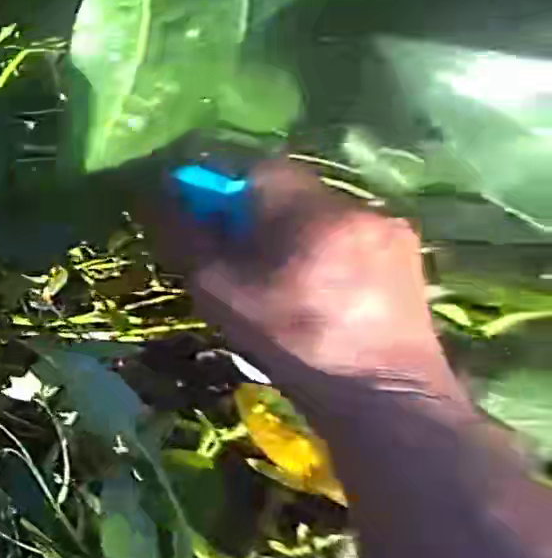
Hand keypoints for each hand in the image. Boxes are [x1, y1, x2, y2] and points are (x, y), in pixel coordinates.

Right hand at [164, 159, 462, 409]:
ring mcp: (388, 233)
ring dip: (276, 225)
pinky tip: (295, 277)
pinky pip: (339, 232)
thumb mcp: (212, 281)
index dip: (214, 178)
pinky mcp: (403, 258)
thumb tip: (153, 197)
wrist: (378, 391)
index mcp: (312, 211)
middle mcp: (358, 209)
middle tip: (217, 239)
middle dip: (244, 205)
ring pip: (312, 211)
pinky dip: (307, 242)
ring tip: (254, 262)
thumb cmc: (283, 331)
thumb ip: (183, 233)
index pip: (254, 166)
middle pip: (285, 189)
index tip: (189, 203)